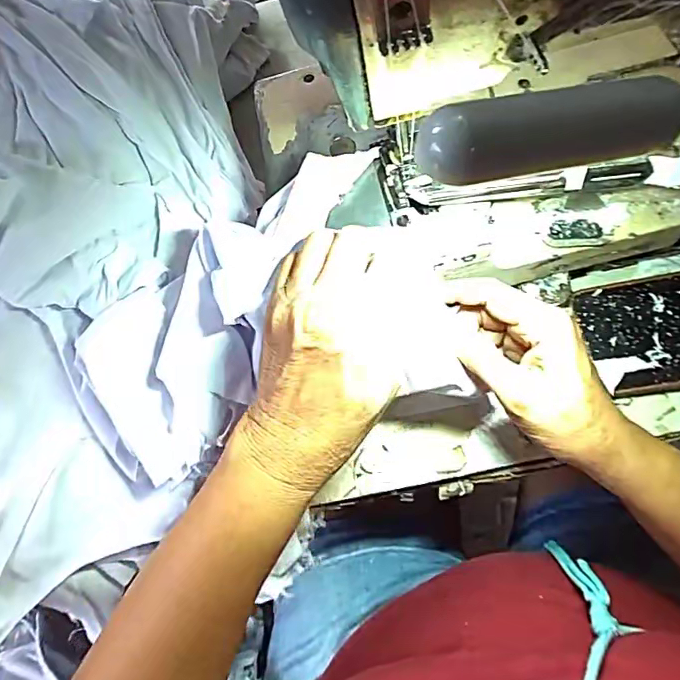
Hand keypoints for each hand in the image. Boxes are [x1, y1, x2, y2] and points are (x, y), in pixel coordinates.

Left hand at [232, 229, 401, 503]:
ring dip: (339, 244)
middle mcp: (316, 306)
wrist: (285, 439)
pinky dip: (310, 257)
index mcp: (350, 326)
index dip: (401, 261)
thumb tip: (404, 299)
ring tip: (350, 260)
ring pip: (317, 241)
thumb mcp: (384, 381)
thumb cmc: (331, 422)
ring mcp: (291, 303)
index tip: (406, 264)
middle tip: (378, 257)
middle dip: (371, 245)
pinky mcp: (273, 307)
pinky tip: (321, 273)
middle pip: (349, 240)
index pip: (384, 265)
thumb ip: (397, 332)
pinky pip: (290, 260)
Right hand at [445, 278, 644, 470]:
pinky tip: (479, 368)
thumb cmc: (573, 423)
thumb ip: (481, 360)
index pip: (494, 294)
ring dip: (475, 339)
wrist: (597, 443)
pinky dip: (486, 351)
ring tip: (464, 360)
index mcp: (547, 324)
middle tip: (445, 340)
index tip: (437, 298)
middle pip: (492, 307)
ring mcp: (542, 336)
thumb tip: (454, 337)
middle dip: (466, 322)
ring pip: (494, 324)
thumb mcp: (517, 392)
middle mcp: (546, 323)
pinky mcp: (537, 350)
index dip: (461, 294)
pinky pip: (502, 340)